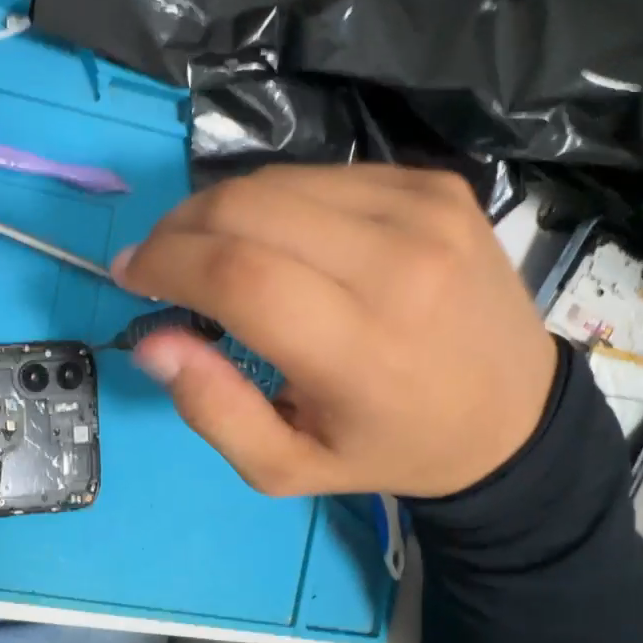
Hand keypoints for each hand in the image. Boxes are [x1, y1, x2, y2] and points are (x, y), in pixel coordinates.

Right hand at [113, 165, 556, 498]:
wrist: (514, 414)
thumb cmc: (385, 446)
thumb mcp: (286, 467)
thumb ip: (212, 411)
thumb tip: (152, 342)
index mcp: (360, 348)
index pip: (238, 275)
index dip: (165, 264)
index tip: (129, 275)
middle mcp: (399, 264)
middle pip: (247, 209)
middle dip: (177, 229)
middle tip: (156, 262)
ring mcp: (424, 212)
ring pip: (275, 181)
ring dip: (216, 212)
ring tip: (204, 251)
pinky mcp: (435, 186)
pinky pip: (316, 175)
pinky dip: (270, 202)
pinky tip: (272, 238)